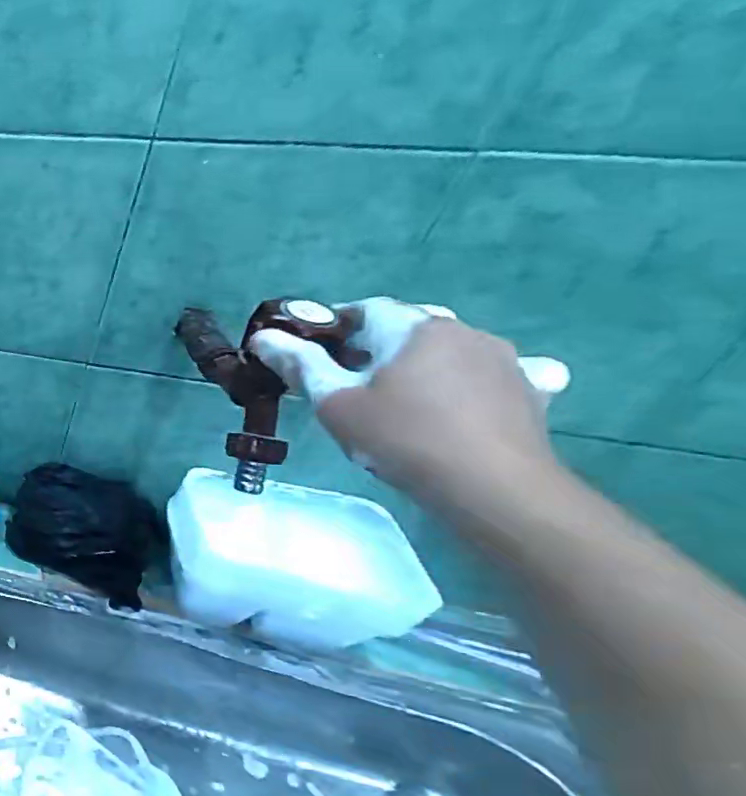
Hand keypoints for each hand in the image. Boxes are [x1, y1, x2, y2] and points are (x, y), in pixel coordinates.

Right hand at [248, 298, 566, 504]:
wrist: (490, 486)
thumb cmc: (400, 437)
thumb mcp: (334, 402)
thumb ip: (300, 364)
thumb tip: (263, 336)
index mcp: (412, 328)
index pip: (365, 308)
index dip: (333, 326)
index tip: (312, 354)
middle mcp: (462, 330)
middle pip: (407, 326)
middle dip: (375, 344)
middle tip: (349, 379)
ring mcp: (503, 358)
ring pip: (448, 347)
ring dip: (420, 361)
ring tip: (399, 394)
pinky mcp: (530, 388)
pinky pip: (495, 372)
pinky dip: (473, 378)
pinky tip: (466, 398)